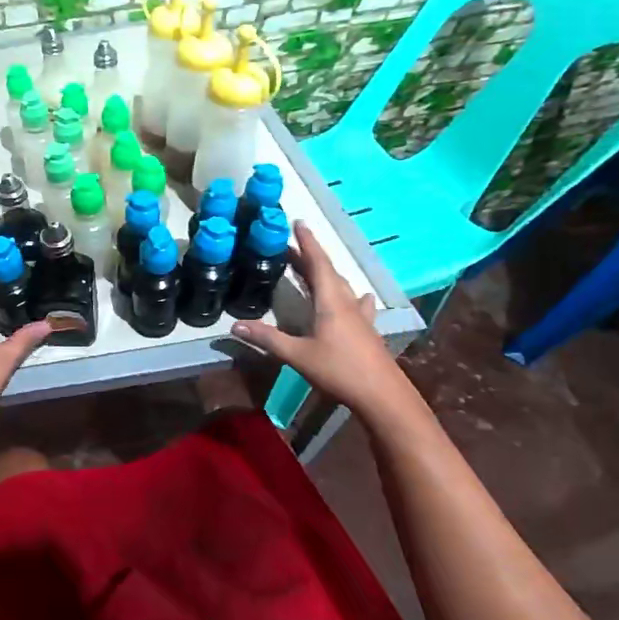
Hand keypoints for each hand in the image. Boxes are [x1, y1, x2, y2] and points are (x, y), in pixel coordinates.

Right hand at [229, 221, 406, 414]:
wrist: (383, 396)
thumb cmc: (340, 371)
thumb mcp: (298, 355)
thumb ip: (268, 339)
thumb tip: (235, 326)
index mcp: (331, 302)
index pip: (318, 264)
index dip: (307, 243)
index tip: (298, 223)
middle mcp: (347, 303)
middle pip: (328, 272)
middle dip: (309, 258)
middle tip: (289, 248)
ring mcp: (360, 317)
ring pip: (342, 286)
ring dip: (325, 274)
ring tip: (312, 270)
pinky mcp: (366, 331)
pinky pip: (354, 303)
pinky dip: (345, 294)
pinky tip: (355, 299)